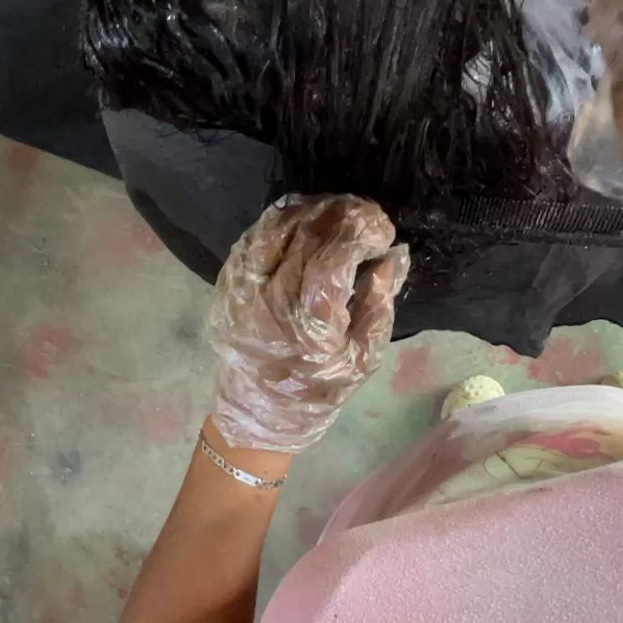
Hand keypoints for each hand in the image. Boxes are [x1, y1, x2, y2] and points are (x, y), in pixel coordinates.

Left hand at [207, 195, 410, 452]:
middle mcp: (270, 301)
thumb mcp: (363, 358)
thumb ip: (380, 303)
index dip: (362, 232)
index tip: (383, 230)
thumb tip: (395, 255)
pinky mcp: (227, 285)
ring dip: (311, 210)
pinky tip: (303, 221)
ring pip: (274, 228)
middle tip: (365, 214)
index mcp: (308, 325)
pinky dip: (280, 222)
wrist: (260, 412)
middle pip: (305, 235)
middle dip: (342, 214)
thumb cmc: (319, 390)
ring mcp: (243, 290)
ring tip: (337, 211)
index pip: (333, 258)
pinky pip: (252, 238)